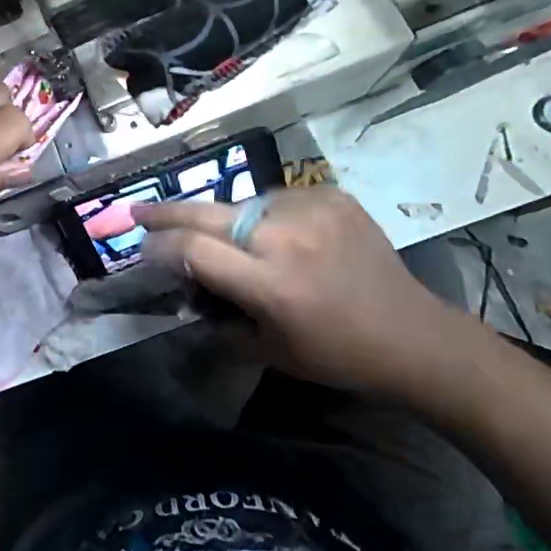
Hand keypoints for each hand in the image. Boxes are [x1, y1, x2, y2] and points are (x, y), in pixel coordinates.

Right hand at [133, 188, 462, 394]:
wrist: (410, 333)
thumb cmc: (337, 355)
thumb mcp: (269, 352)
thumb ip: (219, 324)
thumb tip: (185, 297)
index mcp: (270, 284)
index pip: (193, 250)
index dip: (160, 247)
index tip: (143, 248)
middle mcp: (287, 238)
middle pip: (209, 213)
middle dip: (166, 212)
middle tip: (139, 210)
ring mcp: (313, 210)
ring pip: (245, 202)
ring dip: (227, 218)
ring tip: (232, 240)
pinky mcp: (334, 195)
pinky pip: (280, 197)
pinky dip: (267, 213)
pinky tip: (277, 234)